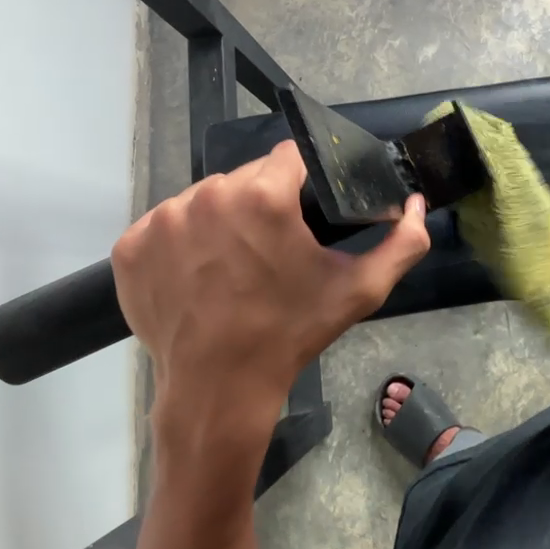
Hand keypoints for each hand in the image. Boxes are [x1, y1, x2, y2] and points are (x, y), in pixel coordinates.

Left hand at [111, 141, 429, 413]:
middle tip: (274, 245)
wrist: (218, 391)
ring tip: (235, 261)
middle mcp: (208, 194)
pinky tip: (199, 273)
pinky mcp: (131, 246)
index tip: (307, 211)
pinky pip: (166, 225)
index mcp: (263, 196)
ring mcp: (163, 220)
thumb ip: (404, 242)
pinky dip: (182, 242)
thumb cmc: (291, 334)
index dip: (304, 179)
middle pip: (246, 176)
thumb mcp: (361, 290)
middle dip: (264, 200)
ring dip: (223, 218)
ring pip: (206, 198)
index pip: (290, 157)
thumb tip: (418, 205)